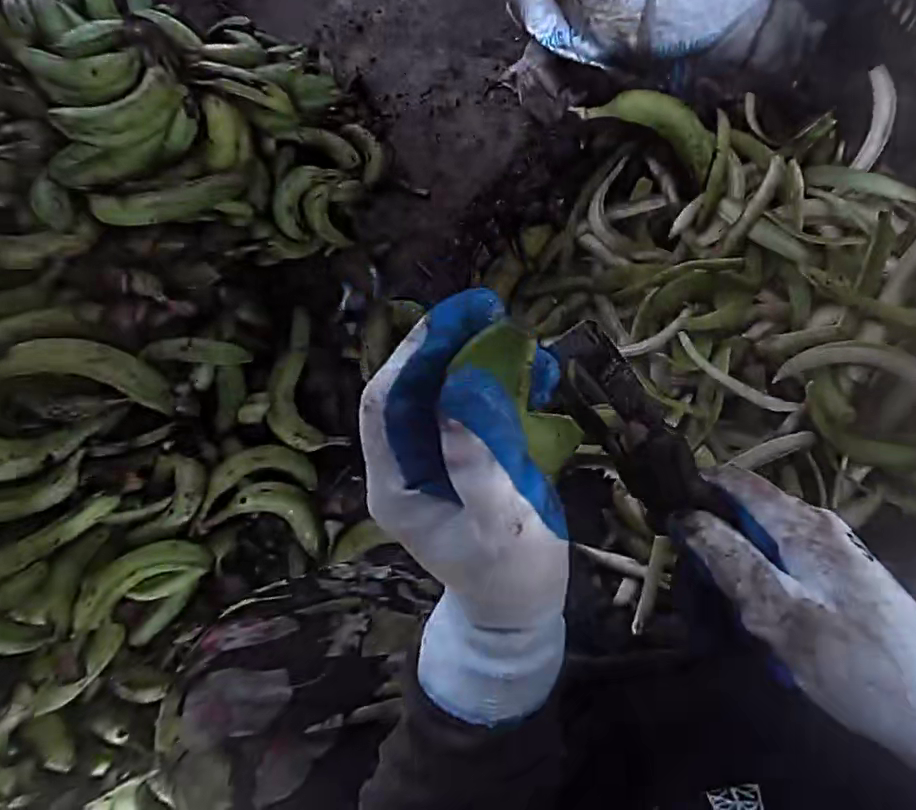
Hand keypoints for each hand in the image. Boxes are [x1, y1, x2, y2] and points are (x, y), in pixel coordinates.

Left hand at [360, 288, 567, 724]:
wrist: (520, 607)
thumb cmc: (510, 574)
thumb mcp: (499, 526)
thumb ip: (478, 464)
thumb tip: (459, 394)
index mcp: (396, 483)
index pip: (384, 402)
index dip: (413, 354)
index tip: (452, 319)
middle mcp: (405, 462)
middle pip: (411, 386)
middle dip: (445, 344)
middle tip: (487, 309)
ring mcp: (432, 456)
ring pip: (441, 389)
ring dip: (473, 356)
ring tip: (514, 335)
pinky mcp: (461, 452)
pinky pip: (471, 403)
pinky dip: (497, 380)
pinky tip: (531, 369)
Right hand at [679, 468, 915, 809]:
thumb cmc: (859, 661)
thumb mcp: (783, 615)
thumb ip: (732, 562)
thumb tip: (685, 517)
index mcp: (799, 522)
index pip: (733, 479)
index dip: (695, 490)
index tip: (666, 522)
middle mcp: (813, 522)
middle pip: (744, 510)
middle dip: (712, 538)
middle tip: (694, 588)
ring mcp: (828, 547)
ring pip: (760, 539)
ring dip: (734, 567)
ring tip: (723, 613)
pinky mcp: (837, 574)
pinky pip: (781, 562)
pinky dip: (759, 582)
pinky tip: (759, 624)